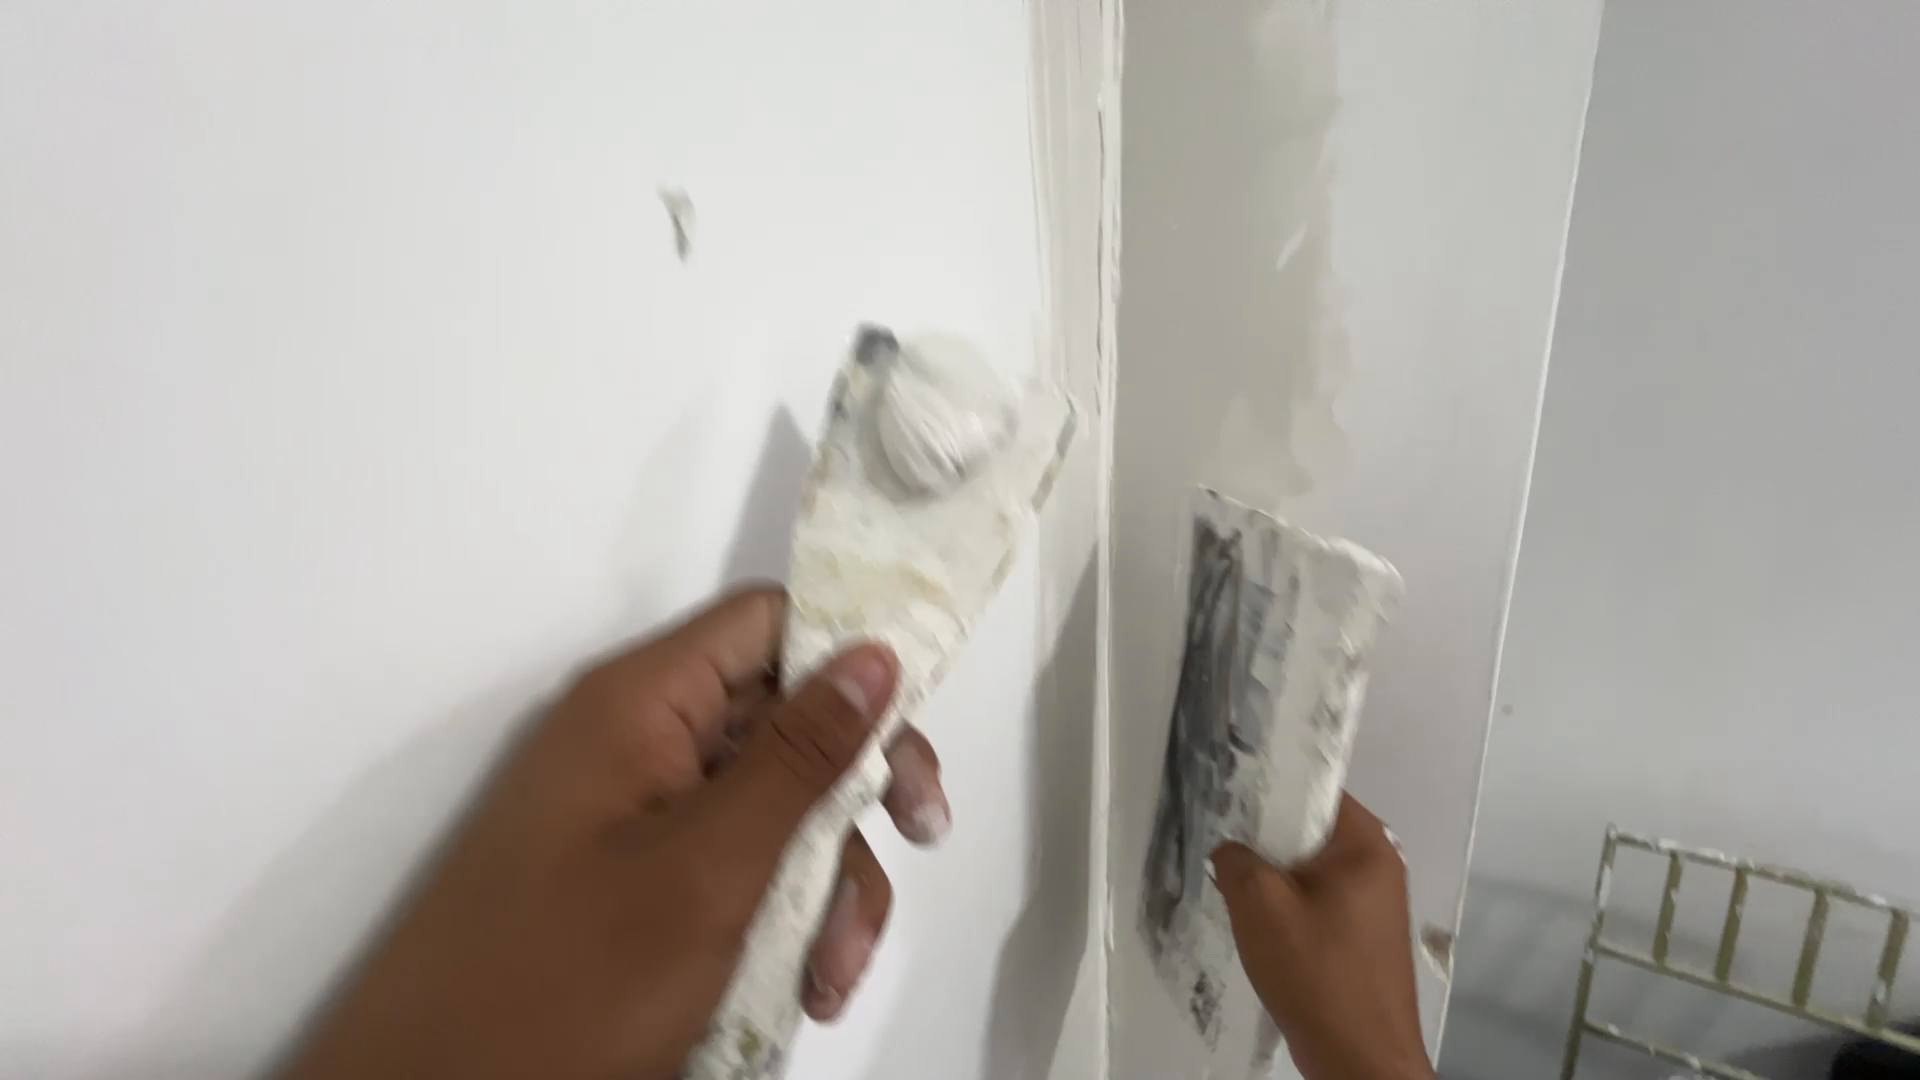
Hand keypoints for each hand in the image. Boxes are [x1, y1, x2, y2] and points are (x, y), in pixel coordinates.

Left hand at [281, 587, 949, 1079]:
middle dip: (857, 782)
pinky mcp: (648, 872)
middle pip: (790, 714)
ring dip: (829, 872)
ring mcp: (648, 809)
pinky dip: (789, 909)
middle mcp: (647, 737)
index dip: (846, 650)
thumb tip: (877, 653)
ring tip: (833, 968)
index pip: (770, 622)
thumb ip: (802, 754)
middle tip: (921, 831)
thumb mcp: (711, 867)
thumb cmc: (566, 990)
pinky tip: (805, 980)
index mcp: (646, 701)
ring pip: (781, 798)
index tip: (912, 714)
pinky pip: (747, 857)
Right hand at [1211, 795, 1432, 1079]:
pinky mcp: (1362, 935)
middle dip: (1264, 829)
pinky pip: (1317, 896)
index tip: (1226, 786)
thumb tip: (1230, 851)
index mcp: (1366, 844)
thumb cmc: (1315, 970)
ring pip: (1309, 864)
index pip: (1312, 787)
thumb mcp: (1257, 901)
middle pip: (1309, 826)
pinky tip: (1254, 911)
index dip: (1267, 783)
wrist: (1359, 1064)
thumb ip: (1233, 857)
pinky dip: (1287, 897)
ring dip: (1273, 868)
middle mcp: (1378, 864)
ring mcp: (1374, 903)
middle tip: (1220, 828)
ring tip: (1230, 868)